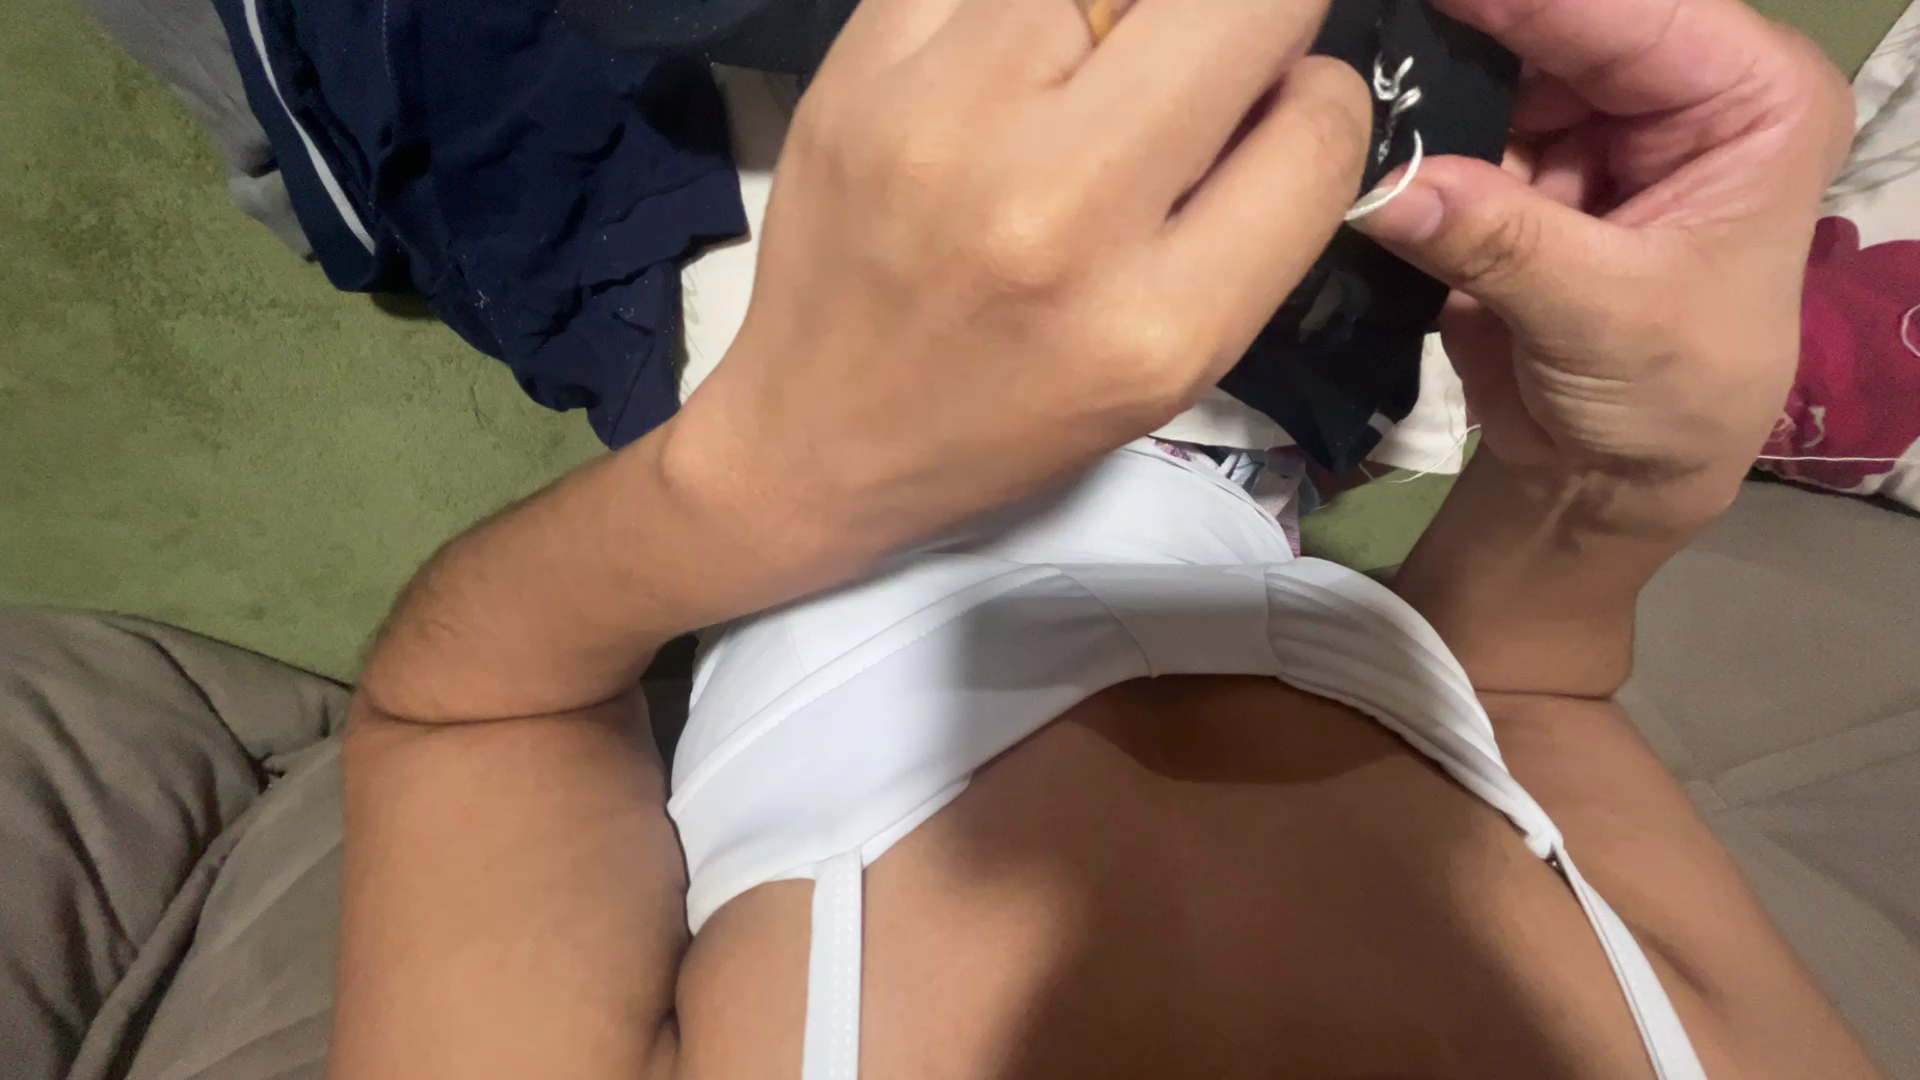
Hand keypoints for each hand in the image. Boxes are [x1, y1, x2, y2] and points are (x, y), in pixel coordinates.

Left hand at [663, 0, 1369, 565]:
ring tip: (1067, 89)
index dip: (1303, 109)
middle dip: (1242, 23)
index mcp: (1155, 326)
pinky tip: (992, 77)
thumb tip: (1282, 76)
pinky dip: (1022, 10)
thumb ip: (1247, 231)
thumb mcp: (1152, 380)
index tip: (1250, 129)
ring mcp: (945, 122)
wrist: (818, 441)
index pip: (1321, 128)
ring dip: (1123, 14)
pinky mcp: (858, 68)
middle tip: (1171, 87)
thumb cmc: (994, 432)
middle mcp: (1059, 210)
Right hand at [1355, 0, 1853, 531]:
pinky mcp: (1497, 213)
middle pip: (1546, 48)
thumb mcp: (1602, 310)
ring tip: (1347, 94)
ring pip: (1481, 108)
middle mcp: (1647, 114)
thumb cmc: (1664, 387)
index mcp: (1733, 103)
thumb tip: (1380, 188)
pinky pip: (1440, 175)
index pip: (1627, 17)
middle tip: (1375, 34)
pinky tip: (1353, 157)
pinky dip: (1398, 173)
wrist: (1603, 470)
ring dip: (1421, 109)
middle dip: (1464, 45)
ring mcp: (1563, 164)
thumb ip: (1497, 242)